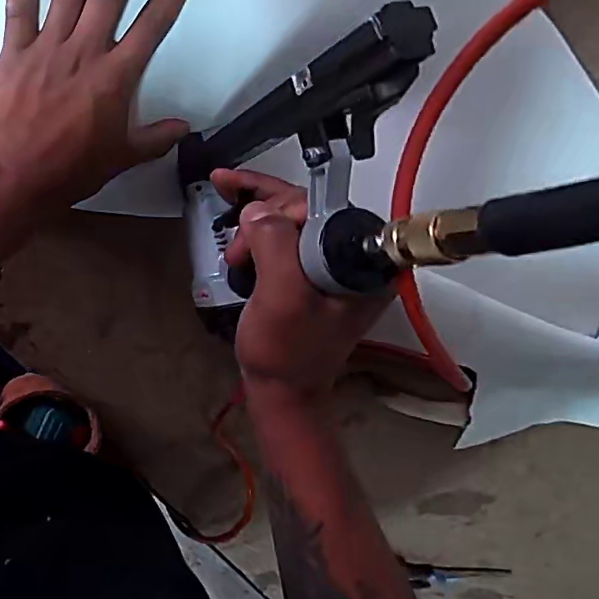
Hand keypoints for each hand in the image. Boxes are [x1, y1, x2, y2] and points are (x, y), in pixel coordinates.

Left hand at [0, 0, 197, 213]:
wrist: (18, 179)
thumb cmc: (71, 170)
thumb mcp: (121, 156)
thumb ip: (155, 137)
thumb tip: (183, 128)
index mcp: (116, 77)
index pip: (152, 24)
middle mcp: (85, 52)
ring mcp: (48, 49)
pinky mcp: (16, 53)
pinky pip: (19, 7)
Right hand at [211, 169, 390, 401]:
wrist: (280, 390)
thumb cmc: (284, 352)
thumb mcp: (280, 299)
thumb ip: (274, 247)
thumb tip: (257, 209)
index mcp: (365, 264)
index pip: (325, 208)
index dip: (283, 207)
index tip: (248, 218)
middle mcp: (355, 258)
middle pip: (306, 208)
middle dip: (263, 217)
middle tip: (236, 249)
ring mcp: (333, 265)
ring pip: (292, 218)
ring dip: (256, 224)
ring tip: (233, 251)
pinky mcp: (312, 271)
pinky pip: (287, 236)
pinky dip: (259, 231)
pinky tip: (239, 236)